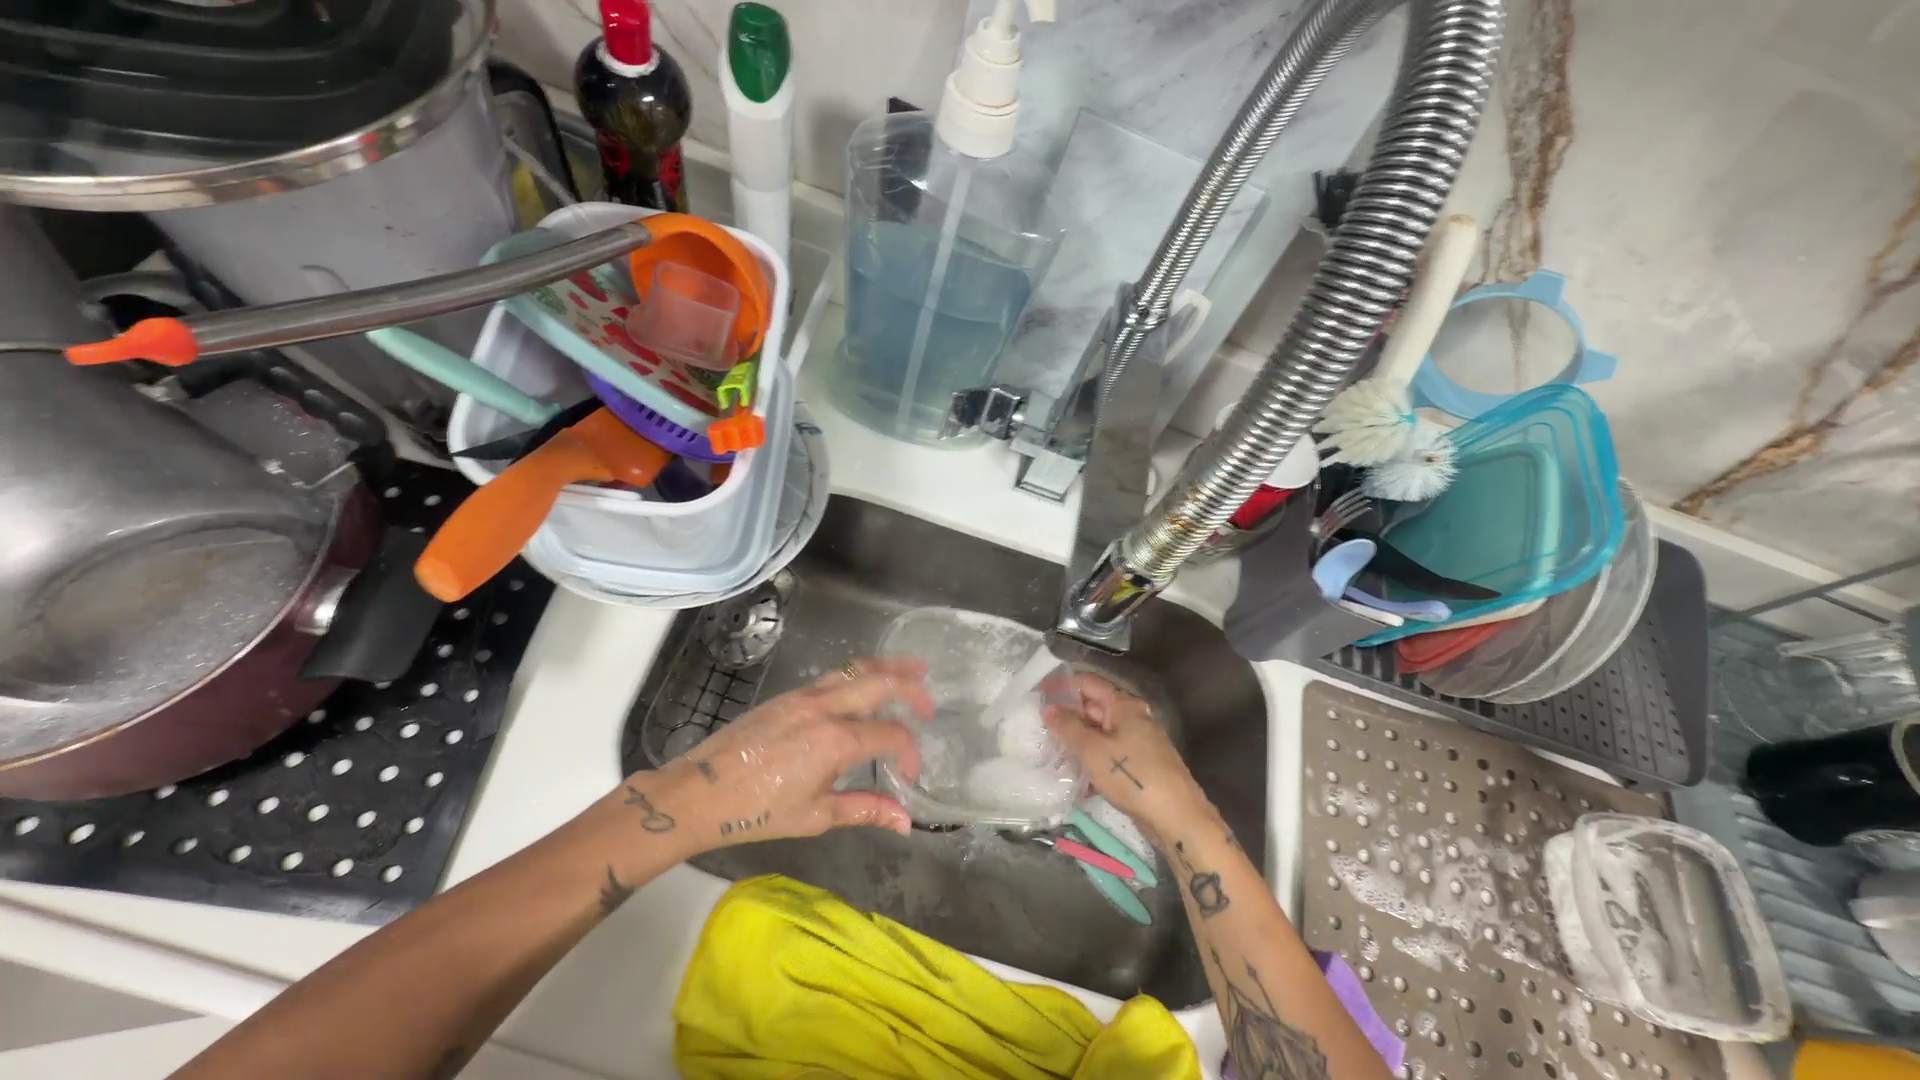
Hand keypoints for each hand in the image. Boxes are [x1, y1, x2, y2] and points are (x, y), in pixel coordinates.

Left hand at [637, 656, 932, 851]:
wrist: (700, 793)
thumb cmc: (757, 811)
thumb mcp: (816, 816)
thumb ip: (865, 810)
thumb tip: (905, 821)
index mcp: (835, 740)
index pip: (890, 734)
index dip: (910, 752)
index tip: (910, 774)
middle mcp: (824, 708)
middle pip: (880, 682)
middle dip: (911, 686)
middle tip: (931, 700)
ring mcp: (804, 696)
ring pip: (855, 669)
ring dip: (887, 668)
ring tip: (912, 669)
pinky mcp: (787, 696)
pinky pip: (833, 675)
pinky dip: (860, 674)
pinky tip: (865, 685)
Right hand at [1044, 672, 1208, 836]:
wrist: (1176, 816)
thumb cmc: (1133, 776)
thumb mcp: (1093, 750)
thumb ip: (1068, 727)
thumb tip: (1049, 709)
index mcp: (1124, 705)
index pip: (1088, 683)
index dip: (1062, 685)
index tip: (1038, 695)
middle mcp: (1132, 718)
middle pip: (1093, 707)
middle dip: (1066, 715)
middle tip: (1037, 725)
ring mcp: (1137, 742)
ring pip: (1099, 733)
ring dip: (1076, 740)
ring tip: (1047, 749)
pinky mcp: (1138, 765)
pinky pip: (1108, 754)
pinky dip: (1090, 760)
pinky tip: (1071, 775)